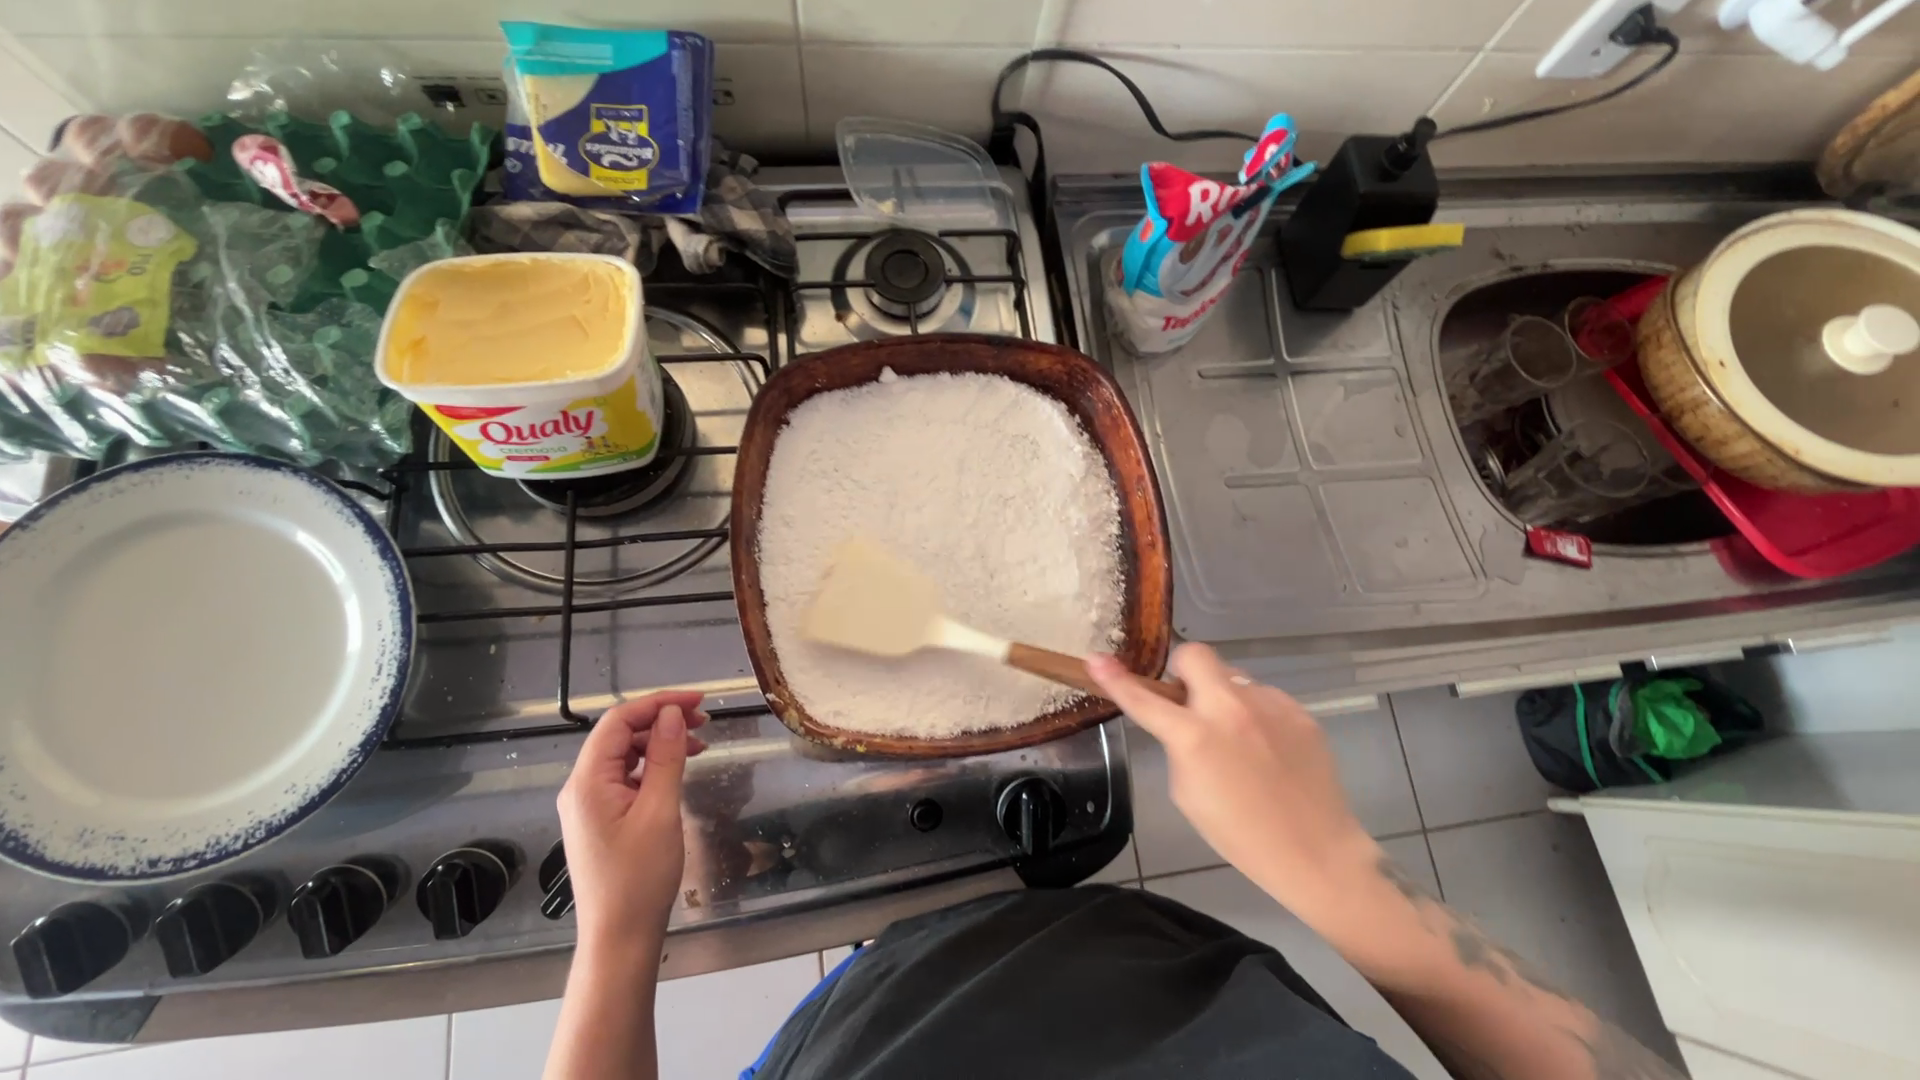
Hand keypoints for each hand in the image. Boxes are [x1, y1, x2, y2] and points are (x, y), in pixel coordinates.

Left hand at [556, 691, 709, 951]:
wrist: (620, 937)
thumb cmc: (640, 877)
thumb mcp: (659, 811)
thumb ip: (664, 757)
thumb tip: (671, 715)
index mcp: (588, 782)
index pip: (619, 722)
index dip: (658, 703)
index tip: (698, 701)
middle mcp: (581, 787)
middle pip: (619, 735)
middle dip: (661, 721)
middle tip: (704, 721)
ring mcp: (589, 805)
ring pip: (624, 756)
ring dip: (659, 743)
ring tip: (699, 744)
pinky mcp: (601, 820)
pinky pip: (625, 778)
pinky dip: (652, 766)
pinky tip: (678, 770)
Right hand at [1088, 645, 1374, 914]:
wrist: (1314, 850)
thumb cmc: (1238, 833)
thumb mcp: (1187, 792)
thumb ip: (1179, 745)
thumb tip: (1182, 718)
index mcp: (1194, 736)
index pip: (1143, 699)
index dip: (1116, 679)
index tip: (1096, 660)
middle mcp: (1230, 709)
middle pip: (1196, 654)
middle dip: (1184, 671)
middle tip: (1188, 703)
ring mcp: (1269, 705)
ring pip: (1233, 679)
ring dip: (1224, 699)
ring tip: (1239, 741)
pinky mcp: (1299, 711)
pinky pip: (1262, 699)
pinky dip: (1254, 715)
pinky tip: (1267, 749)